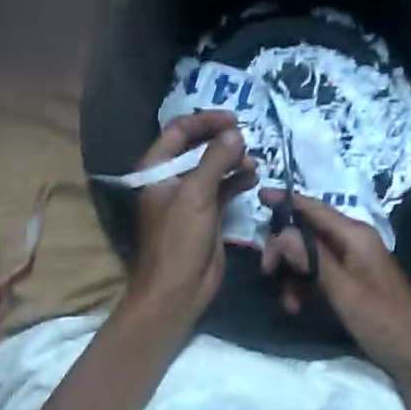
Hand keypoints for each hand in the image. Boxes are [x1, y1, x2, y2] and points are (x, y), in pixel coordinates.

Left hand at [124, 111, 257, 326]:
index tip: (234, 120)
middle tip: (247, 141)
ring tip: (253, 163)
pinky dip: (237, 180)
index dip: (205, 121)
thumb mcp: (196, 195)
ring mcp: (189, 197)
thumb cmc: (178, 239)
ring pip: (213, 168)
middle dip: (222, 141)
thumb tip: (234, 133)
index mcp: (156, 170)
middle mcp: (171, 179)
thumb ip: (215, 160)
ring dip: (233, 161)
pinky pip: (223, 188)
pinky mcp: (206, 214)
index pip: (179, 131)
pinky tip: (254, 177)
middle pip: (197, 147)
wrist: (176, 290)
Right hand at [259, 189, 410, 378]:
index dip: (286, 201)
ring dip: (292, 274)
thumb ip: (311, 258)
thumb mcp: (343, 290)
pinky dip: (304, 285)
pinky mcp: (352, 281)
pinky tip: (297, 306)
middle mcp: (353, 241)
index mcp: (355, 235)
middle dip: (283, 248)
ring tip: (287, 302)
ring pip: (309, 255)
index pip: (314, 208)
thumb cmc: (383, 320)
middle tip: (267, 272)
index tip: (258, 195)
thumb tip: (280, 232)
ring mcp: (353, 261)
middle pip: (307, 231)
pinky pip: (319, 273)